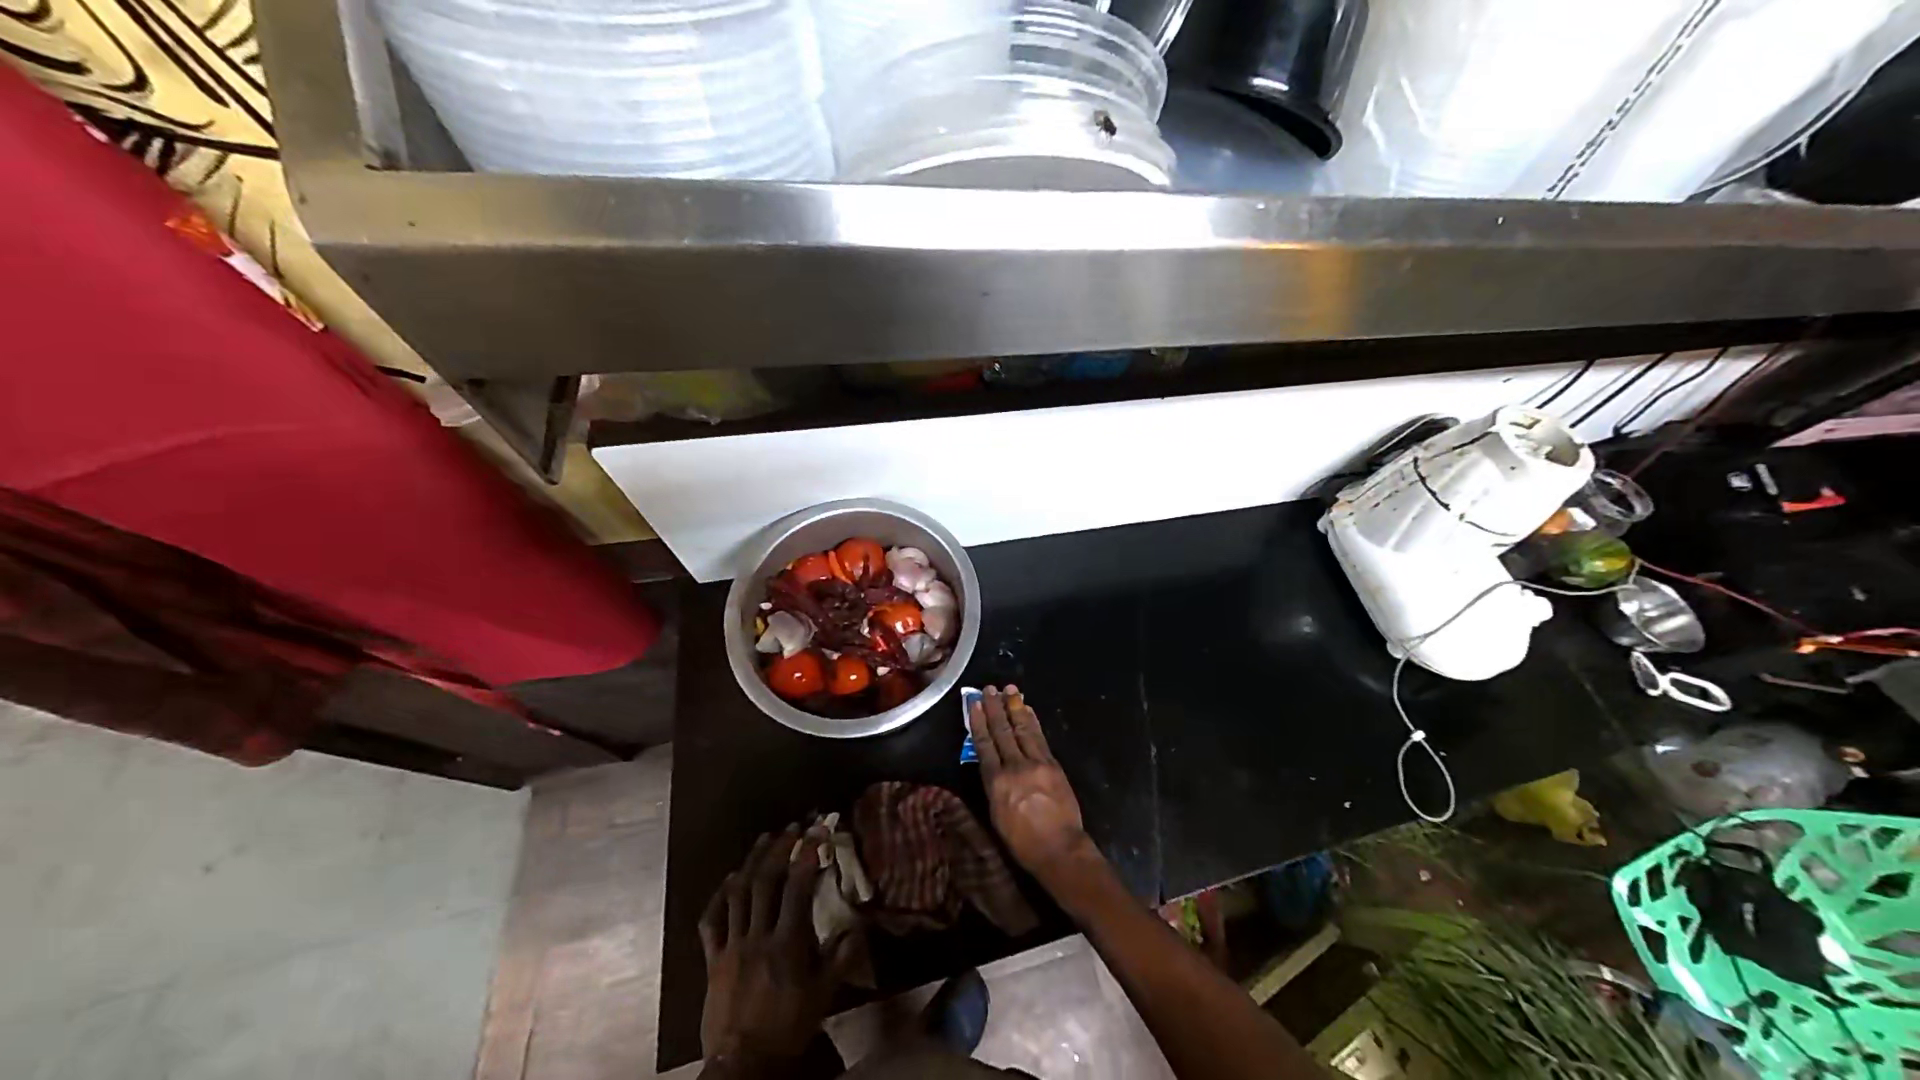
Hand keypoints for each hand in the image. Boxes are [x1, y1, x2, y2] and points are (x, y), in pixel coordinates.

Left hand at [699, 824, 851, 1071]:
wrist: (743, 1064)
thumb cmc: (789, 1028)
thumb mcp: (824, 995)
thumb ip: (841, 957)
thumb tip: (858, 924)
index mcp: (788, 943)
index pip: (798, 886)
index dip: (807, 854)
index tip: (818, 831)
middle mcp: (758, 935)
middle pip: (765, 881)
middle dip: (780, 848)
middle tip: (793, 828)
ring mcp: (732, 945)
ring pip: (738, 893)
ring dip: (752, 861)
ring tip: (765, 838)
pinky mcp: (712, 959)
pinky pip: (711, 921)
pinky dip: (719, 895)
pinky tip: (730, 878)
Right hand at [968, 685, 1096, 882]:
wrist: (1059, 848)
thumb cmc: (1022, 842)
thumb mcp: (996, 816)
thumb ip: (993, 787)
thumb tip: (990, 767)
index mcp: (996, 783)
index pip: (984, 745)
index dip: (979, 723)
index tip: (975, 705)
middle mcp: (1015, 767)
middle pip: (1003, 732)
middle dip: (995, 708)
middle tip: (989, 688)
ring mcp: (1037, 763)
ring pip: (1023, 729)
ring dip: (1015, 708)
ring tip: (1009, 690)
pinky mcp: (1053, 765)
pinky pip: (1040, 738)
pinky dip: (1033, 722)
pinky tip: (1028, 710)